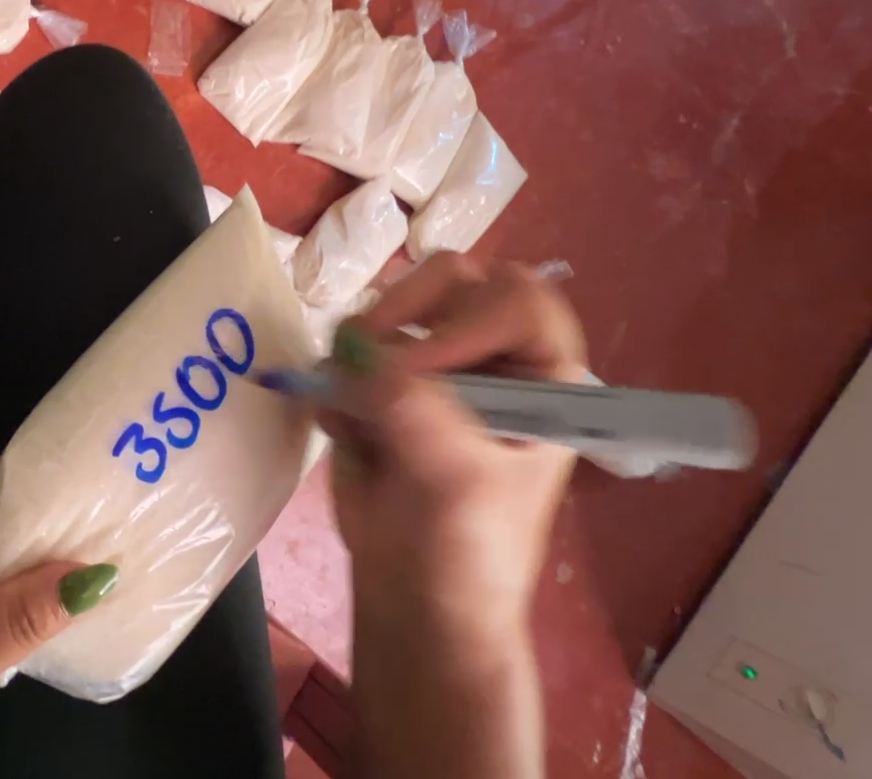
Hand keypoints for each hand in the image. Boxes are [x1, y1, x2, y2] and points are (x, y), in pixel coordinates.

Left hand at [0, 464, 118, 777]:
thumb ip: (17, 619)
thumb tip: (95, 577)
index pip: (12, 527)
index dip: (54, 559)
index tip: (98, 587)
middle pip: (1, 495)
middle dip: (41, 537)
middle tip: (81, 582)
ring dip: (16, 542)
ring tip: (48, 588)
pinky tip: (4, 585)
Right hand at [317, 252, 582, 778]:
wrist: (413, 592)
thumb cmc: (467, 547)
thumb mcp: (456, 480)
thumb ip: (413, 408)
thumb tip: (353, 348)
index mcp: (539, 376)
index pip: (516, 302)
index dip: (464, 323)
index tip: (411, 372)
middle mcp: (485, 357)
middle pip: (449, 280)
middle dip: (401, 310)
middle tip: (361, 347)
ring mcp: (424, 366)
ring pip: (385, 309)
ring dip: (357, 348)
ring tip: (352, 408)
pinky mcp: (372, 383)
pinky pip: (342, 352)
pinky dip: (331, 380)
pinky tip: (342, 428)